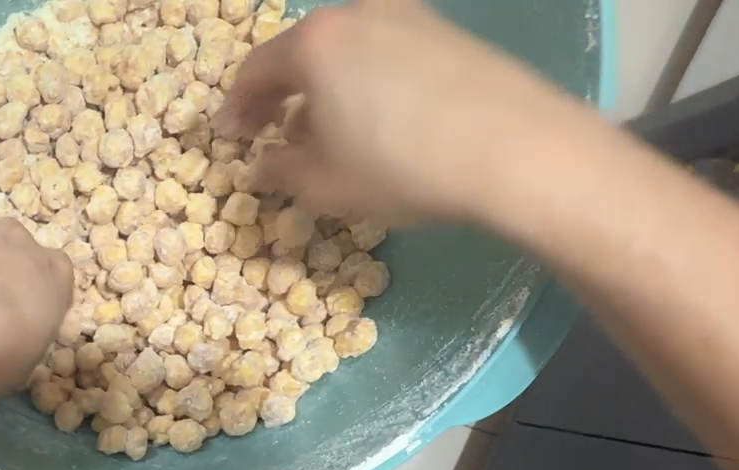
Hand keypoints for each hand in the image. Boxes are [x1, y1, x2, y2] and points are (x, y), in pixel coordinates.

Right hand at [214, 0, 592, 224]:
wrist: (510, 149)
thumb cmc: (396, 167)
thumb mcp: (321, 184)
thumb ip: (278, 170)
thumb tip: (260, 165)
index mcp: (315, 45)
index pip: (255, 71)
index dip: (236, 109)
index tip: (228, 138)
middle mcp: (357, 13)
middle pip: (298, 53)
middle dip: (275, 97)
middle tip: (264, 134)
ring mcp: (405, 15)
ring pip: (341, 52)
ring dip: (317, 91)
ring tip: (316, 134)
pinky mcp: (442, 31)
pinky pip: (378, 53)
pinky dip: (356, 83)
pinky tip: (365, 121)